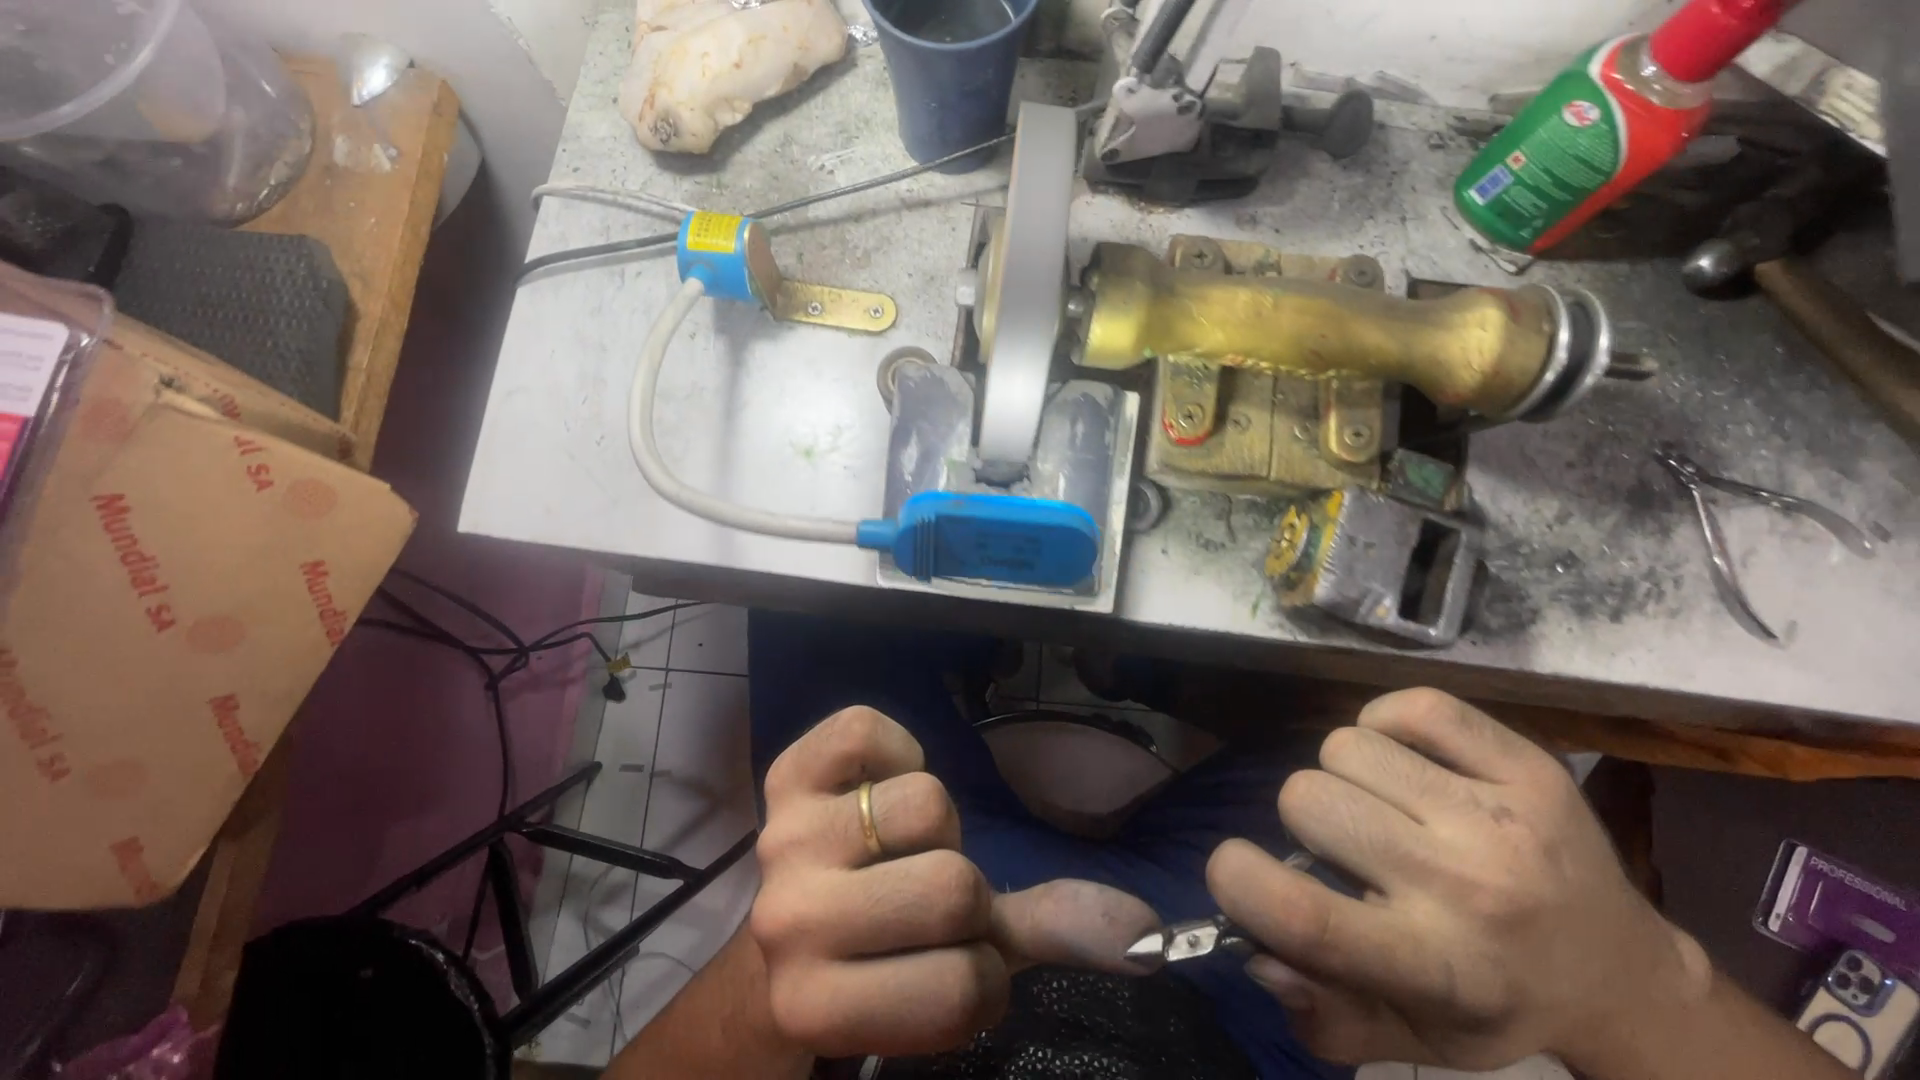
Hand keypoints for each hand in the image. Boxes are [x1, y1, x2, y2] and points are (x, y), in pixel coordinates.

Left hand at [750, 706, 1160, 1058]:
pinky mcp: (783, 774)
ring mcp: (782, 843)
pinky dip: (896, 748)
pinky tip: (877, 791)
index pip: (964, 990)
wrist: (794, 924)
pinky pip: (867, 730)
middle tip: (928, 902)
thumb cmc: (887, 953)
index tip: (950, 962)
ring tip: (903, 849)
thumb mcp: (962, 961)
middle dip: (964, 896)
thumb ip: (1050, 939)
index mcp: (821, 1006)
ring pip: (926, 804)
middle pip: (952, 888)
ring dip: (936, 826)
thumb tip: (1151, 931)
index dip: (982, 974)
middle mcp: (787, 924)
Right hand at [1207, 689, 1710, 1070]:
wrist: (1618, 969)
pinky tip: (1409, 766)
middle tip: (1345, 848)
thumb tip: (1254, 951)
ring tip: (1385, 809)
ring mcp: (1501, 816)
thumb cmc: (1493, 1004)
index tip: (1235, 871)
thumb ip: (1320, 1013)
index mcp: (1432, 966)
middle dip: (1305, 821)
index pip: (1302, 915)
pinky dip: (1388, 726)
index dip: (1237, 879)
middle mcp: (1466, 887)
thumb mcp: (1408, 1038)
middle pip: (1307, 799)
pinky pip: (1411, 706)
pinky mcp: (1530, 766)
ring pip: (1346, 747)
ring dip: (1345, 776)